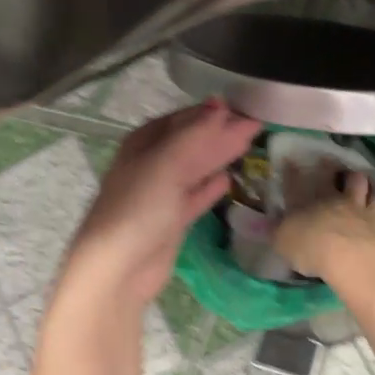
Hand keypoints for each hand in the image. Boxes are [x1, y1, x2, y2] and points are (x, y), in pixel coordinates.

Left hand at [64, 99, 260, 305]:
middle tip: (257, 123)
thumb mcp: (166, 164)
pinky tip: (228, 180)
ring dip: (220, 156)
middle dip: (221, 132)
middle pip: (191, 142)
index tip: (246, 105)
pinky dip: (210, 187)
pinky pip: (195, 196)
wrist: (118, 269)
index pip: (183, 119)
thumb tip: (222, 106)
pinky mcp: (171, 222)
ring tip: (250, 144)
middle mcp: (151, 164)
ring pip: (196, 168)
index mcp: (143, 143)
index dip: (212, 112)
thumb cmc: (137, 209)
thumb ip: (195, 135)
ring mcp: (161, 195)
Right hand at [273, 162, 374, 279]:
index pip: (293, 182)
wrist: (349, 257)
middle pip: (327, 175)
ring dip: (354, 177)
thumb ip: (276, 231)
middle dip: (325, 166)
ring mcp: (355, 204)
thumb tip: (268, 222)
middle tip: (325, 160)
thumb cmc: (310, 249)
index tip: (290, 159)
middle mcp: (330, 197)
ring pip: (357, 181)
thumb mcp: (282, 244)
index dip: (291, 171)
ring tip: (354, 176)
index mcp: (303, 203)